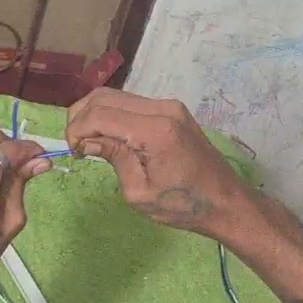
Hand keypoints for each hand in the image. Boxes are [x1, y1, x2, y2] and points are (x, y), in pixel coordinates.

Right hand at [65, 88, 253, 237]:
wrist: (229, 203)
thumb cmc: (184, 206)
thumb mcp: (139, 192)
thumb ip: (113, 158)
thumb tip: (87, 142)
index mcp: (155, 131)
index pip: (100, 115)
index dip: (77, 130)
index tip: (73, 152)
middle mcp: (162, 108)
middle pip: (103, 97)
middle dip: (80, 117)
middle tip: (75, 144)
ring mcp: (168, 106)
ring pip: (115, 96)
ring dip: (94, 114)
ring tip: (88, 140)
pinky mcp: (171, 110)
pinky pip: (130, 103)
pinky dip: (110, 114)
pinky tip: (107, 135)